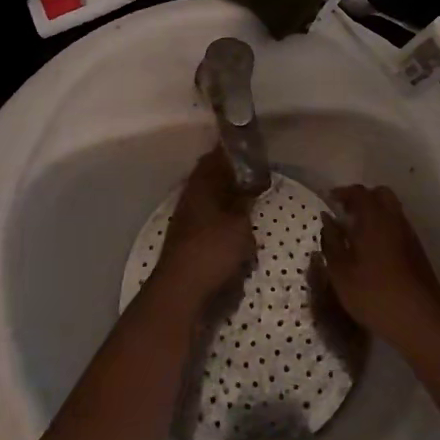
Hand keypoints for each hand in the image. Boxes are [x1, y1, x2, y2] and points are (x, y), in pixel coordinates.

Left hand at [150, 150, 256, 309]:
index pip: (215, 156)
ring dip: (230, 198)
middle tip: (257, 175)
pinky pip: (211, 220)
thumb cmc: (212, 249)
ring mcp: (187, 219)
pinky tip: (240, 229)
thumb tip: (254, 181)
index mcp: (201, 185)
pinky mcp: (188, 240)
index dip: (232, 150)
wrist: (181, 291)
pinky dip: (226, 219)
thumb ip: (246, 199)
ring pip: (212, 199)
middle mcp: (190, 197)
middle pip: (212, 177)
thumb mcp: (239, 222)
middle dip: (233, 175)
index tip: (251, 147)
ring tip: (251, 202)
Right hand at [320, 185, 439, 350]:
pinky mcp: (417, 250)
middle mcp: (395, 219)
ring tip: (355, 234)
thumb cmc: (374, 294)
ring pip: (392, 210)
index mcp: (375, 218)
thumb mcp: (341, 273)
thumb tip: (328, 220)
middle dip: (362, 199)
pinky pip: (398, 227)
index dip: (343, 193)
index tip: (329, 201)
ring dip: (374, 213)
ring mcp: (409, 234)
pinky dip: (384, 228)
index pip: (359, 192)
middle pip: (380, 194)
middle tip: (345, 214)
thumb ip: (332, 243)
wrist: (420, 319)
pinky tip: (373, 251)